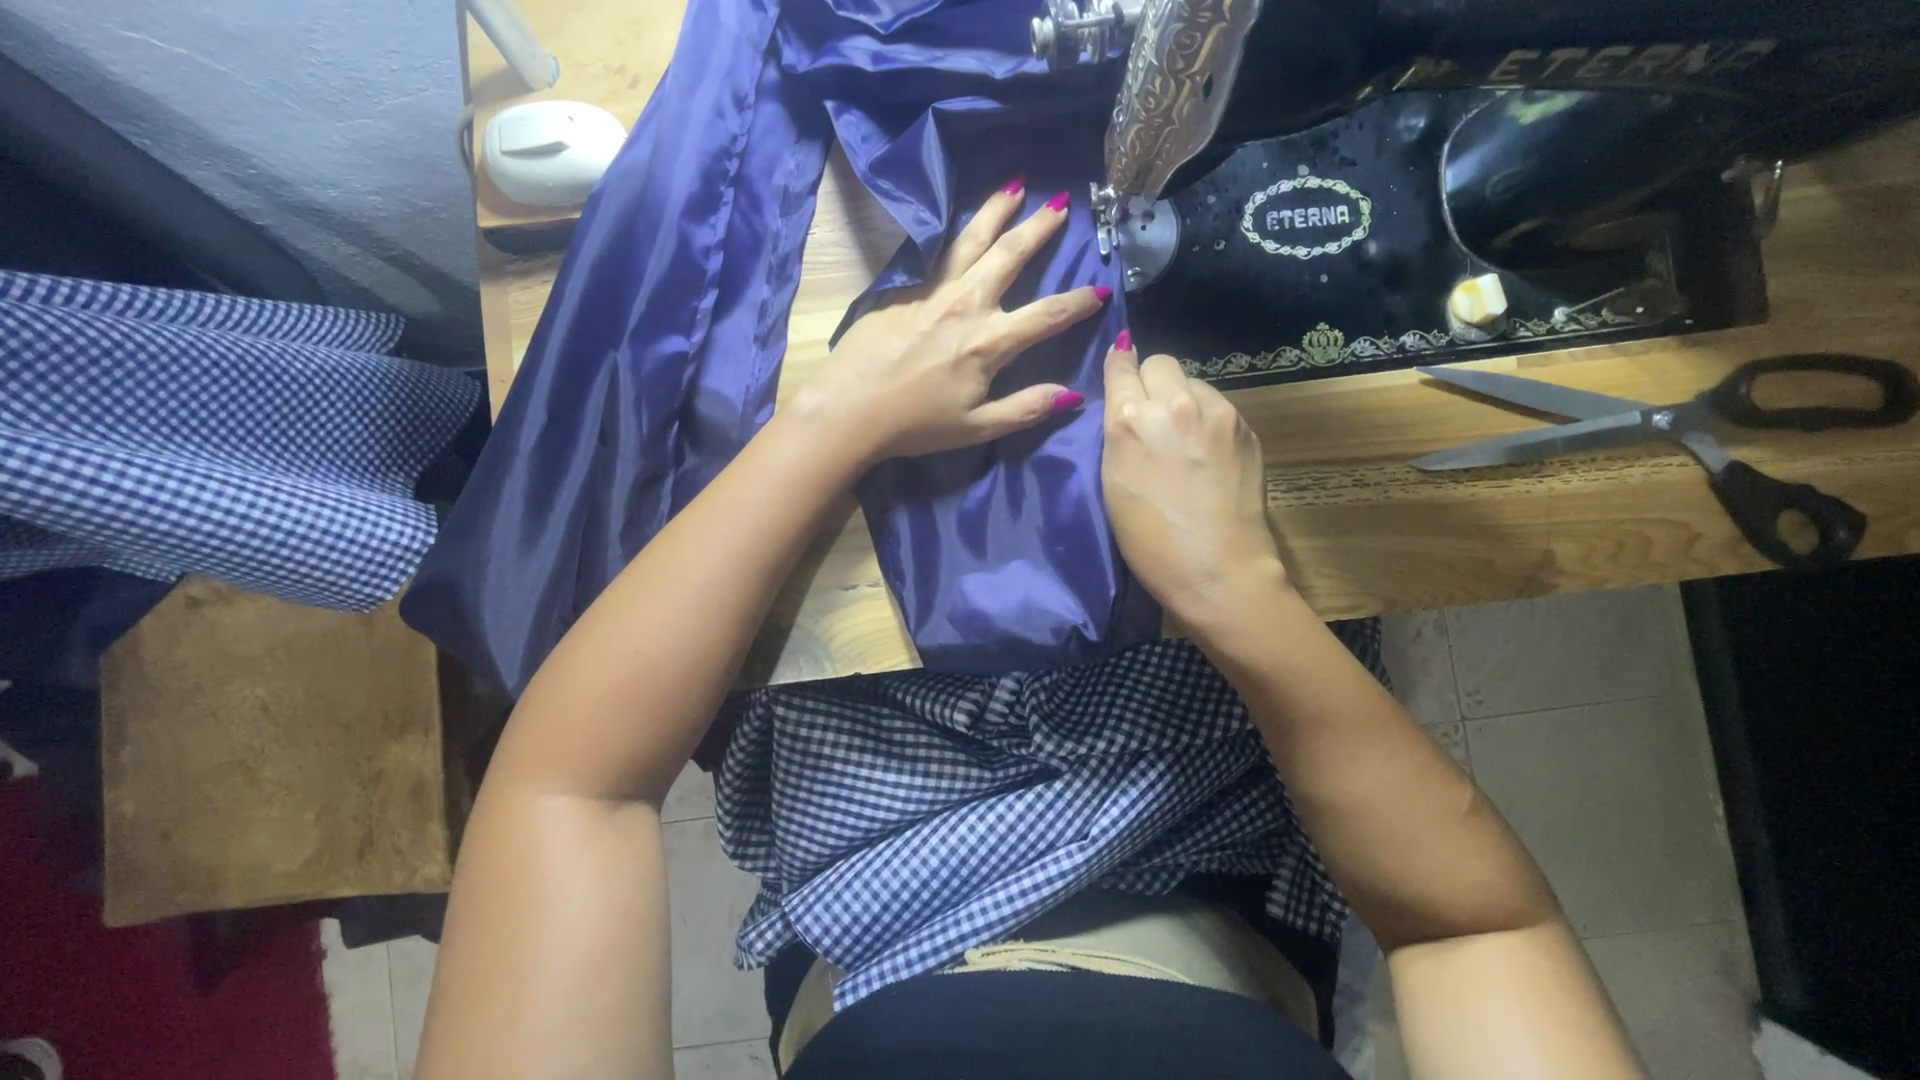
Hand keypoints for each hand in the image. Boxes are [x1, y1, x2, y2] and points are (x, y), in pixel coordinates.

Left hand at [785, 182, 1109, 463]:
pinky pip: (935, 253)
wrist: (848, 409)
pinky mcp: (902, 290)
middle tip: (1060, 203)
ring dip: (996, 211)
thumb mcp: (976, 428)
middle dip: (1039, 228)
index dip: (1078, 302)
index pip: (1047, 314)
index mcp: (989, 342)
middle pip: (1009, 255)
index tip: (1099, 289)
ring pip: (970, 240)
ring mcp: (931, 292)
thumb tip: (1071, 394)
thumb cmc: (914, 425)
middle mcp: (966, 305)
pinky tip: (958, 221)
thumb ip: (1025, 408)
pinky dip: (954, 233)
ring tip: (1015, 185)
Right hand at [1101, 336, 1287, 623]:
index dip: (1119, 368)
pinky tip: (1209, 458)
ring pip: (1193, 382)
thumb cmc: (1150, 542)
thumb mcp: (1114, 483)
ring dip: (1184, 401)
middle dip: (1153, 382)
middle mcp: (1175, 404)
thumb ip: (1119, 433)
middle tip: (1153, 418)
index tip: (1120, 373)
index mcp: (1130, 421)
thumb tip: (1126, 401)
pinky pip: (1218, 407)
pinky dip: (1208, 422)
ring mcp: (1217, 413)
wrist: (1219, 571)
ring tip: (1184, 443)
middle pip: (1161, 363)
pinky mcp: (1246, 428)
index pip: (1121, 365)